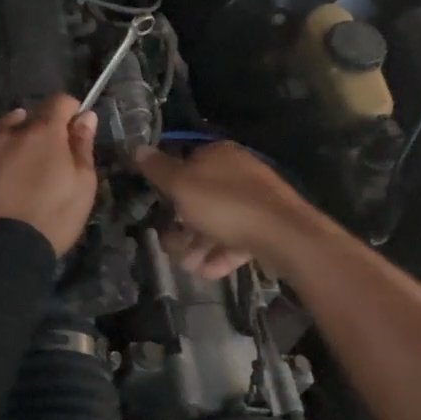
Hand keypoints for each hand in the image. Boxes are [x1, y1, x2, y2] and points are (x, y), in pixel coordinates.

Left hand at [0, 94, 98, 254]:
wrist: (8, 247)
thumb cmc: (55, 214)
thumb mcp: (83, 182)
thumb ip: (82, 145)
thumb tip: (86, 116)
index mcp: (44, 131)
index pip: (60, 101)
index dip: (73, 109)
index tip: (79, 127)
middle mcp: (14, 132)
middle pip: (34, 114)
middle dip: (48, 124)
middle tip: (59, 149)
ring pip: (8, 127)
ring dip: (22, 131)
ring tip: (31, 151)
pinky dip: (3, 148)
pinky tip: (9, 164)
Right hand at [133, 142, 322, 277]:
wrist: (285, 235)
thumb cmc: (226, 205)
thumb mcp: (182, 186)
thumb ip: (157, 169)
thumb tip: (135, 147)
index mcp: (217, 155)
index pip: (185, 166)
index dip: (169, 190)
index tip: (159, 212)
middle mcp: (237, 172)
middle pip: (199, 199)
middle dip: (183, 227)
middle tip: (172, 247)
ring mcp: (254, 200)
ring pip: (217, 222)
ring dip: (198, 245)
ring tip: (190, 266)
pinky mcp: (266, 227)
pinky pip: (236, 239)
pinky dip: (220, 254)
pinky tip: (209, 272)